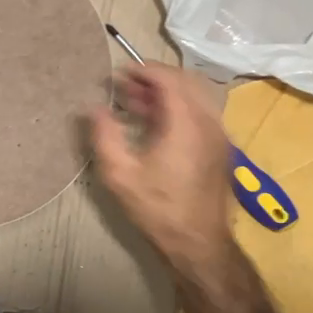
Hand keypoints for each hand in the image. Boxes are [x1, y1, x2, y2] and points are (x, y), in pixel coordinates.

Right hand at [87, 64, 236, 273]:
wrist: (197, 241)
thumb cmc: (156, 208)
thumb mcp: (118, 173)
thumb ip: (104, 135)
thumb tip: (92, 108)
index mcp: (186, 124)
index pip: (170, 80)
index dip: (143, 70)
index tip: (118, 72)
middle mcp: (209, 123)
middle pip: (187, 82)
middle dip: (155, 78)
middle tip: (124, 85)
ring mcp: (219, 136)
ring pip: (196, 98)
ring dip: (166, 93)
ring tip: (135, 102)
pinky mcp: (220, 149)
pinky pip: (200, 114)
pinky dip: (178, 108)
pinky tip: (154, 123)